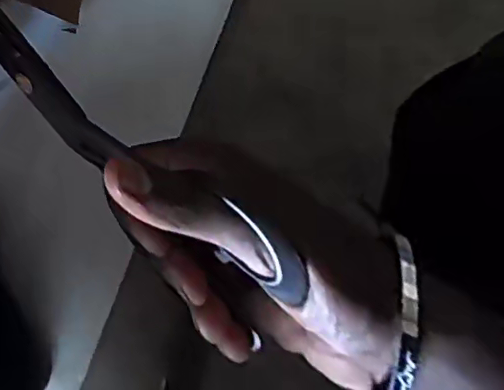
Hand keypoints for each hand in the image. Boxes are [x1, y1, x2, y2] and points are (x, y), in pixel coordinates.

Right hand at [105, 142, 401, 387]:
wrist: (389, 331)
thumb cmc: (325, 270)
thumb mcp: (252, 237)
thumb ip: (182, 206)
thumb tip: (115, 172)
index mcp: (210, 166)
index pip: (137, 172)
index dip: (139, 214)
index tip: (166, 255)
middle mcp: (210, 194)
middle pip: (150, 223)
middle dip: (171, 270)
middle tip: (203, 294)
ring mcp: (222, 237)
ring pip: (171, 264)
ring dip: (193, 302)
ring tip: (229, 324)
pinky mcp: (234, 276)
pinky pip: (197, 294)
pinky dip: (212, 320)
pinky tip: (240, 338)